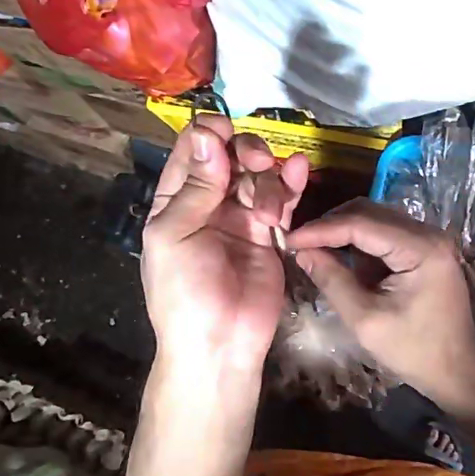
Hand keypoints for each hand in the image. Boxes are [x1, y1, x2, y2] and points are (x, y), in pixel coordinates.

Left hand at [141, 117, 309, 376]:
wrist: (218, 344)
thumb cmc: (183, 292)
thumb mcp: (174, 236)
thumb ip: (196, 187)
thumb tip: (207, 133)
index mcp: (175, 200)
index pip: (192, 151)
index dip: (208, 135)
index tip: (225, 132)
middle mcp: (209, 202)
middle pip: (230, 155)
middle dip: (246, 151)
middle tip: (256, 162)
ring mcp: (241, 216)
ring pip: (258, 174)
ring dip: (267, 178)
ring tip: (268, 212)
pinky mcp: (271, 232)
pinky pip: (282, 198)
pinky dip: (291, 181)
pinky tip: (300, 169)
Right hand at [286, 199, 474, 417]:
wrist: (457, 371)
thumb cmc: (413, 350)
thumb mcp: (365, 319)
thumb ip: (332, 280)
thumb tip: (301, 251)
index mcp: (421, 248)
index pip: (361, 223)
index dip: (321, 229)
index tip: (289, 239)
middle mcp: (428, 233)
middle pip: (368, 212)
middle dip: (330, 225)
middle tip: (299, 243)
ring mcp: (429, 239)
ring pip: (374, 218)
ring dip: (342, 231)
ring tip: (313, 249)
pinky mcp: (424, 248)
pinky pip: (383, 233)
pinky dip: (358, 242)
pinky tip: (338, 257)